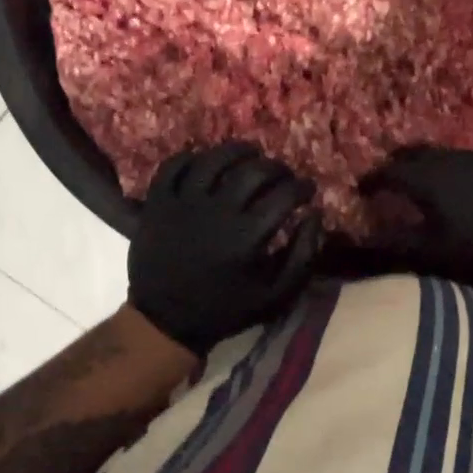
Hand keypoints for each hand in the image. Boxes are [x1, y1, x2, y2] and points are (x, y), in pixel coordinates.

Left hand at [129, 142, 322, 356]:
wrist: (165, 321)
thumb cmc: (226, 309)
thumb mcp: (276, 295)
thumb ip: (304, 255)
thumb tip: (316, 215)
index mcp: (247, 236)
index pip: (285, 194)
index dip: (303, 187)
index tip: (307, 190)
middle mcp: (216, 212)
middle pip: (253, 170)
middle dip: (276, 167)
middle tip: (283, 175)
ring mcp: (182, 203)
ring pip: (214, 159)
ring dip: (238, 151)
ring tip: (250, 154)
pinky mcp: (157, 202)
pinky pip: (174, 165)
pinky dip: (193, 157)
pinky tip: (206, 161)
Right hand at [360, 146, 472, 288]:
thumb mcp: (434, 251)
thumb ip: (397, 242)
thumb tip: (366, 236)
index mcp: (427, 179)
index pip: (388, 172)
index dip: (372, 180)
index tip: (362, 190)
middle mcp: (447, 159)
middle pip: (413, 153)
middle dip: (396, 164)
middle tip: (389, 181)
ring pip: (440, 154)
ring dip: (425, 166)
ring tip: (422, 185)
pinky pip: (464, 159)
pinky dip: (451, 169)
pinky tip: (459, 188)